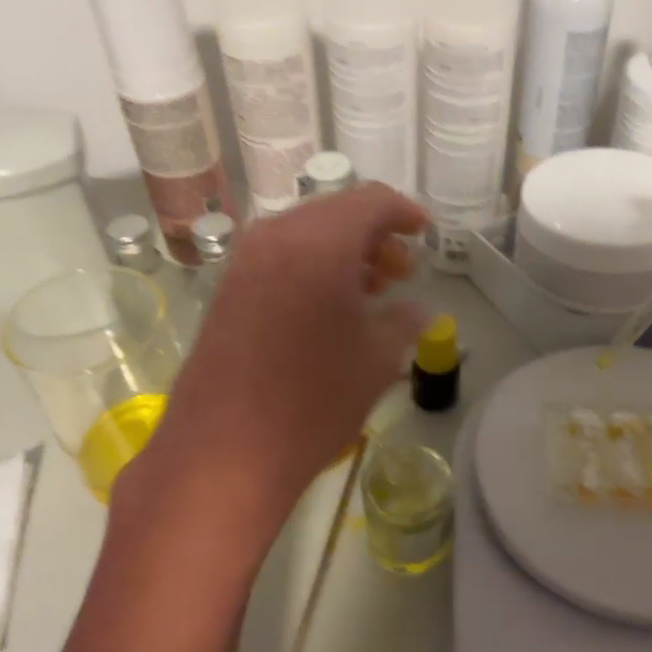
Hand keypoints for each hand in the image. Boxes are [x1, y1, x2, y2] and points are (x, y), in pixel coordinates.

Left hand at [123, 186, 429, 524]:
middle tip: (402, 273)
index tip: (426, 235)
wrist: (225, 449)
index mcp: (321, 242)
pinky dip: (312, 268)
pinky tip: (329, 309)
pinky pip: (280, 259)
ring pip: (305, 235)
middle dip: (374, 236)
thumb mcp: (376, 360)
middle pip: (335, 214)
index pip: (371, 202)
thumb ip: (405, 322)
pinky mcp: (227, 290)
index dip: (404, 213)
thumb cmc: (314, 401)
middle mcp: (277, 237)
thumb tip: (421, 310)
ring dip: (343, 253)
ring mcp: (245, 262)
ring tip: (372, 293)